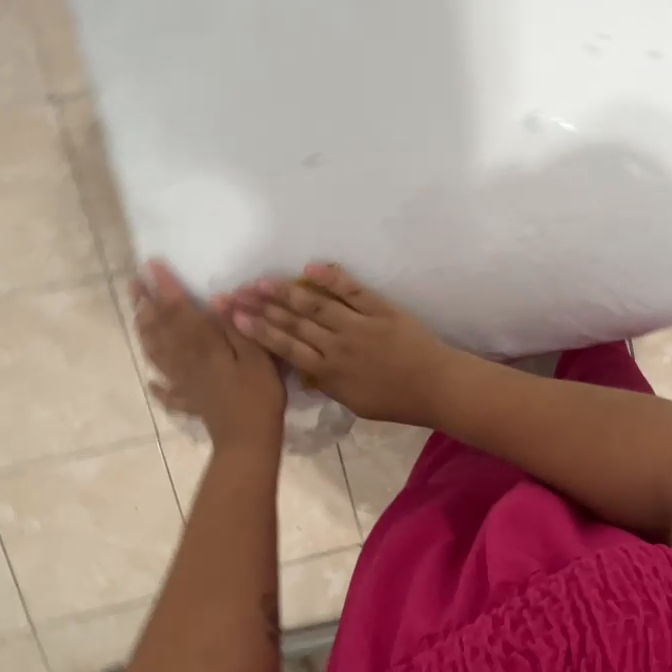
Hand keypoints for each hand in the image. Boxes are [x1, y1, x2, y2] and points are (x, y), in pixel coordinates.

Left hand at [132, 259, 285, 447]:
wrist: (248, 439)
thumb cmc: (259, 395)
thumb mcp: (257, 357)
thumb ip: (236, 328)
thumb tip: (218, 298)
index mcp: (205, 346)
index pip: (180, 310)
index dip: (166, 287)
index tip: (152, 265)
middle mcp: (187, 361)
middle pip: (162, 329)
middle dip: (147, 303)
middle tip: (134, 282)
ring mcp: (185, 383)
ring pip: (158, 354)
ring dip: (145, 332)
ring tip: (137, 315)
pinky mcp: (190, 401)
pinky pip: (168, 391)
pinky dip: (157, 385)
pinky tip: (151, 381)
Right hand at [223, 262, 460, 425]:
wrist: (437, 387)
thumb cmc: (397, 401)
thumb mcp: (355, 403)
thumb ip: (329, 384)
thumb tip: (306, 370)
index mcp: (330, 374)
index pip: (286, 348)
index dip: (259, 331)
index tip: (235, 318)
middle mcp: (338, 347)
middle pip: (293, 323)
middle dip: (261, 308)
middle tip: (235, 293)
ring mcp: (359, 326)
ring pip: (315, 306)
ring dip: (286, 292)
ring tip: (261, 280)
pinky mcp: (381, 310)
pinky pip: (352, 290)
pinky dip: (332, 278)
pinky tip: (310, 268)